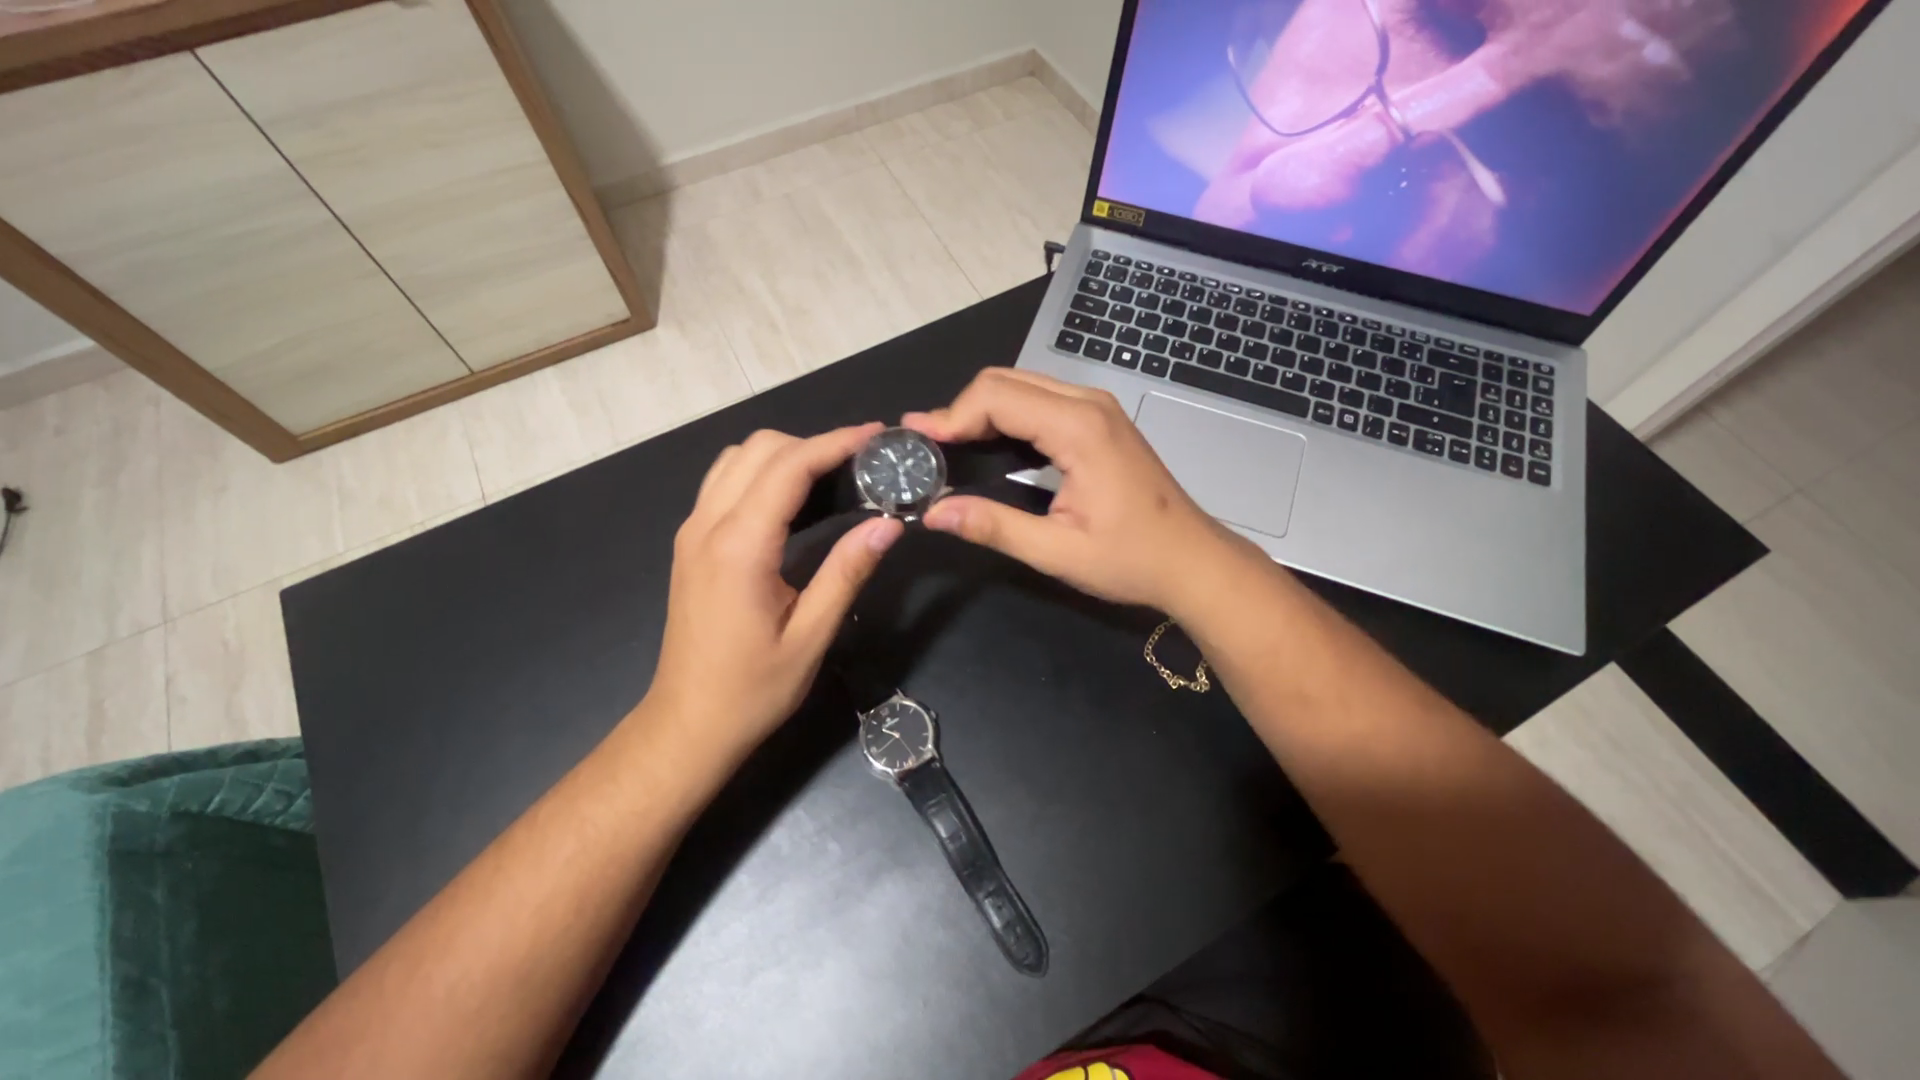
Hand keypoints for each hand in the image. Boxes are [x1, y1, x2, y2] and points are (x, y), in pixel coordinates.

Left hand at [642, 424, 904, 762]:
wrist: (689, 721)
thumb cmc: (753, 688)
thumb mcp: (811, 635)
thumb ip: (847, 571)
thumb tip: (890, 523)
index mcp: (740, 547)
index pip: (789, 467)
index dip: (835, 443)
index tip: (877, 435)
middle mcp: (707, 525)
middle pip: (759, 448)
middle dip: (813, 443)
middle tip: (861, 464)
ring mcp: (692, 531)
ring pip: (736, 458)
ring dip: (784, 453)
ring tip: (831, 477)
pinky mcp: (690, 543)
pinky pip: (724, 482)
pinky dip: (760, 472)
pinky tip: (793, 499)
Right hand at [903, 369, 1261, 614]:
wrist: (1193, 560)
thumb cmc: (1132, 559)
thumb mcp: (1057, 552)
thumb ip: (993, 527)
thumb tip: (934, 514)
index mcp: (1078, 428)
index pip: (996, 397)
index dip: (950, 416)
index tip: (917, 442)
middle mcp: (1088, 403)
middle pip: (1005, 380)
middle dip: (960, 409)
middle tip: (925, 446)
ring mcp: (1097, 408)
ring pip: (1021, 385)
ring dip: (981, 409)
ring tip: (947, 444)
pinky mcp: (1100, 420)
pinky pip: (1040, 400)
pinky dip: (1006, 414)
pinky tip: (987, 443)